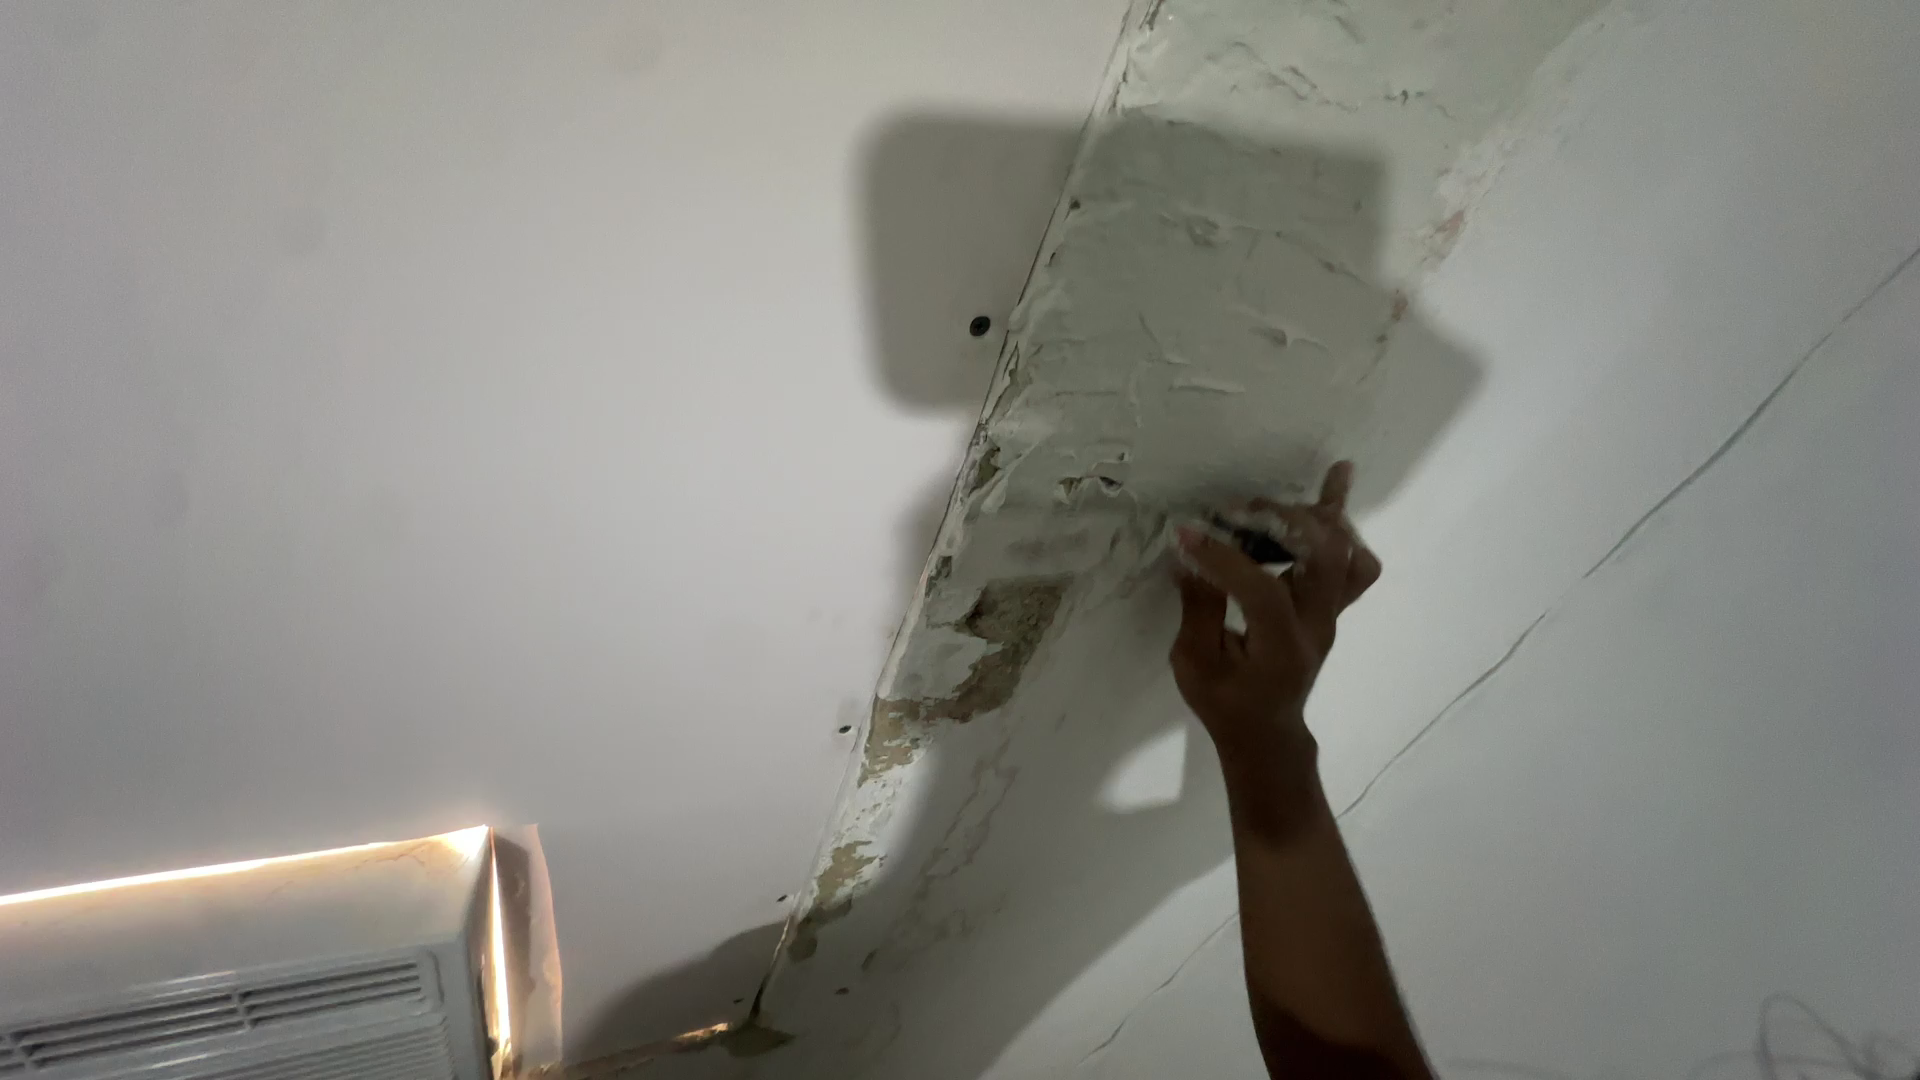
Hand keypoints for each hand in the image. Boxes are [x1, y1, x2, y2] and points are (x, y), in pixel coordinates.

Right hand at [1169, 462, 1381, 772]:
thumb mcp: (1194, 663)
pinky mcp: (1331, 604)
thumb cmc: (1224, 703)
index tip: (1186, 532)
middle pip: (1323, 557)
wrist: (1265, 730)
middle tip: (1231, 513)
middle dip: (1276, 522)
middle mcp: (1317, 625)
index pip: (1262, 590)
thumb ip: (1199, 606)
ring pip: (1346, 551)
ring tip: (1266, 505)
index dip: (1224, 557)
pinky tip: (1335, 481)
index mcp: (1281, 647)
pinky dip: (1340, 519)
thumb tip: (1190, 553)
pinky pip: (1353, 557)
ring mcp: (1332, 613)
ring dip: (1309, 517)